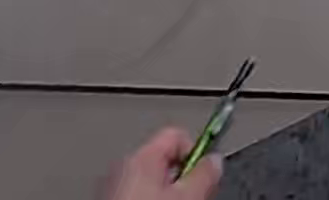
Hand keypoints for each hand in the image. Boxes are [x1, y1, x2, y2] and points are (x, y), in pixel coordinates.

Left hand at [102, 127, 223, 199]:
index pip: (177, 136)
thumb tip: (215, 160)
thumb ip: (204, 175)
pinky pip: (138, 198)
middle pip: (164, 163)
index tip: (204, 179)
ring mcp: (113, 191)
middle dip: (181, 182)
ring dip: (166, 197)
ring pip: (151, 186)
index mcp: (141, 156)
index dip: (195, 155)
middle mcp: (124, 167)